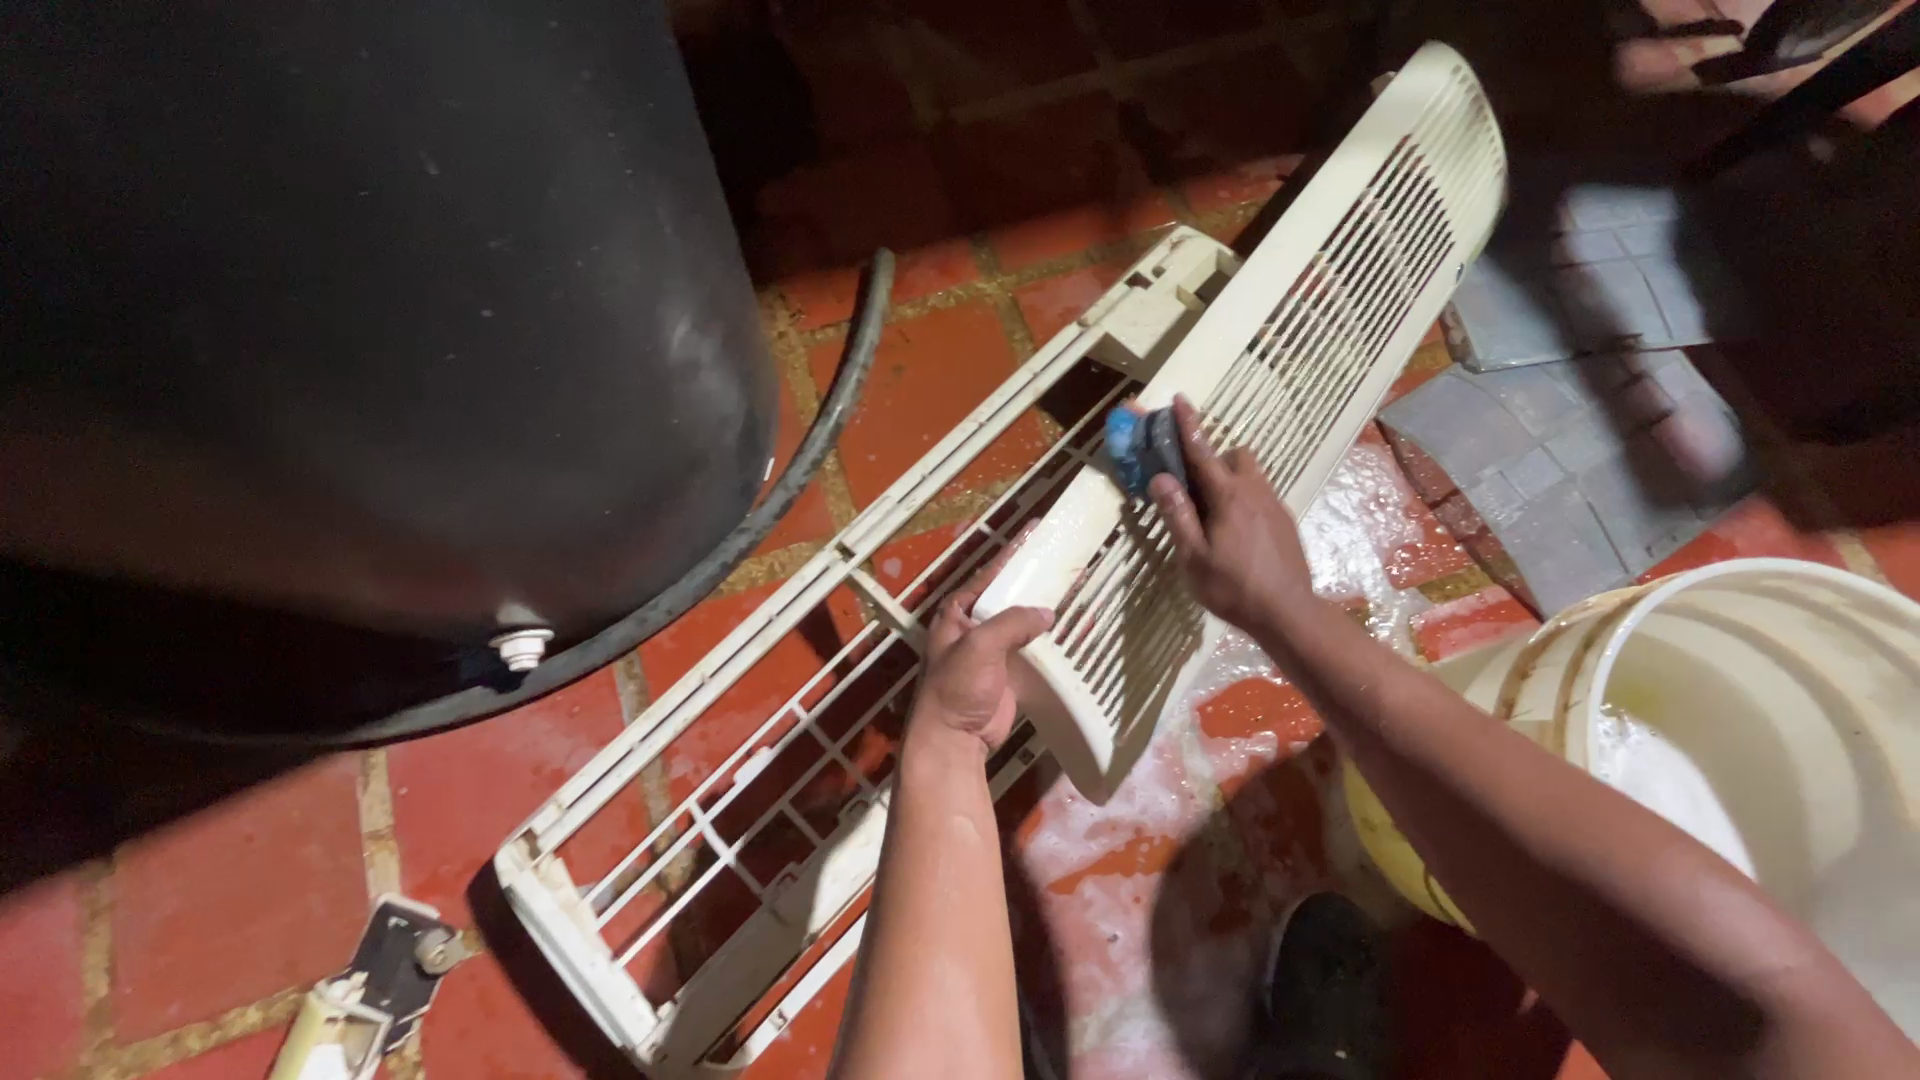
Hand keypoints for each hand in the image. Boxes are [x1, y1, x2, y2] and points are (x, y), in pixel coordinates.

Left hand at [913, 536, 1054, 752]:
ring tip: (1078, 588)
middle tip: (1066, 559)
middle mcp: (974, 626)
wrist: (954, 739)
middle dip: (1035, 581)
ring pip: (1024, 623)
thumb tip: (1046, 613)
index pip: (989, 574)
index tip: (1037, 530)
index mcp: (957, 613)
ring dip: (1047, 610)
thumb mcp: (979, 645)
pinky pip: (1033, 650)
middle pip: (1010, 596)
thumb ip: (1012, 623)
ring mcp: (992, 651)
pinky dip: (1052, 641)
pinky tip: (1075, 628)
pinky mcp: (1009, 673)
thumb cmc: (957, 687)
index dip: (1013, 553)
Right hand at [1148, 396, 1316, 634]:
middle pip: (1237, 456)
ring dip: (1231, 479)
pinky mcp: (1285, 523)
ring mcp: (1275, 507)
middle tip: (1196, 483)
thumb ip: (1178, 514)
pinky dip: (1243, 500)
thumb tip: (1161, 478)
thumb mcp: (1193, 557)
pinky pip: (1261, 496)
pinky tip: (1235, 533)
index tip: (1180, 399)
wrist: (1288, 614)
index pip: (1203, 453)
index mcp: (1229, 497)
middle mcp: (1255, 493)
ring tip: (1213, 511)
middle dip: (1217, 457)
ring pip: (1253, 475)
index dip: (1188, 425)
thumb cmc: (1233, 588)